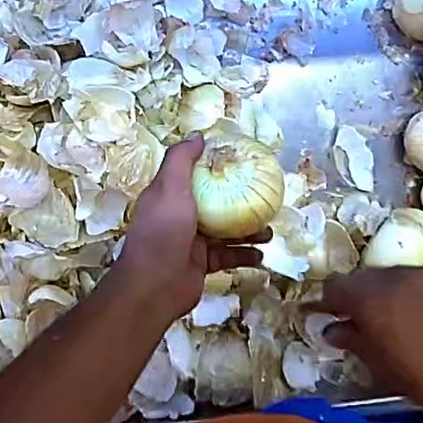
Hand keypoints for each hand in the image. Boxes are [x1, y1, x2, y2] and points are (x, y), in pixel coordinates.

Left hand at [112, 136, 264, 323]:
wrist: (153, 286)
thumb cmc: (162, 232)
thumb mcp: (169, 187)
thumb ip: (181, 160)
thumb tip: (197, 135)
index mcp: (168, 195)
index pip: (194, 175)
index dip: (215, 167)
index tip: (241, 163)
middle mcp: (179, 216)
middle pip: (214, 204)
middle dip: (238, 202)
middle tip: (263, 200)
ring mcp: (190, 241)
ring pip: (225, 232)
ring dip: (248, 231)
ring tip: (269, 232)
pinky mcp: (201, 264)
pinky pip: (227, 257)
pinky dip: (244, 256)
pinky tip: (261, 256)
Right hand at [314, 267, 422, 422]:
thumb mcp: (388, 371)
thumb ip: (356, 344)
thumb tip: (333, 330)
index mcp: (374, 299)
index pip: (337, 286)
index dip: (331, 302)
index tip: (332, 318)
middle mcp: (398, 276)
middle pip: (365, 277)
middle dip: (360, 296)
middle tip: (365, 323)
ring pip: (396, 276)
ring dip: (390, 293)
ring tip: (401, 322)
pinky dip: (418, 293)